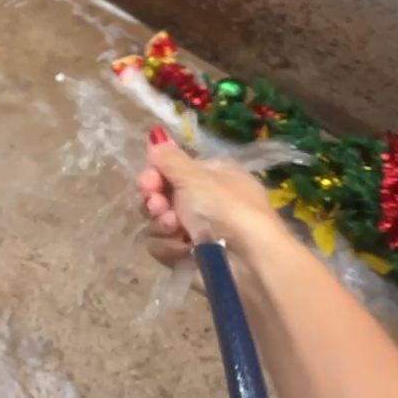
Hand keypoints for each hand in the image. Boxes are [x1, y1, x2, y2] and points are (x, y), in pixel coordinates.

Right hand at [136, 131, 283, 264]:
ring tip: (177, 229)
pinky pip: (164, 246)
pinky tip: (184, 250)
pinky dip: (170, 248)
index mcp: (213, 176)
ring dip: (162, 225)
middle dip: (156, 202)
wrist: (249, 261)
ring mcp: (198, 230)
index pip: (172, 170)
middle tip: (158, 207)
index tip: (148, 183)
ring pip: (158, 222)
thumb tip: (156, 135)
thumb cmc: (226, 209)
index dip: (155, 176)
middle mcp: (206, 201)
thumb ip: (169, 159)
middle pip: (162, 197)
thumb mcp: (196, 177)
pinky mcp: (190, 256)